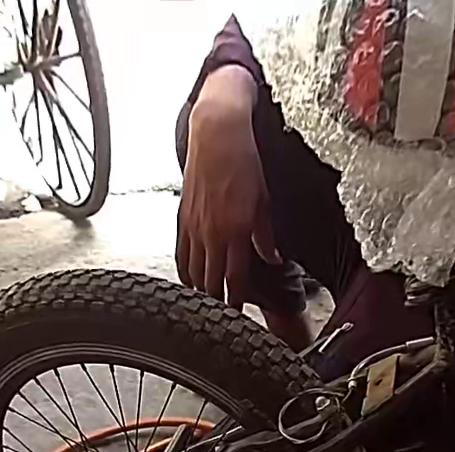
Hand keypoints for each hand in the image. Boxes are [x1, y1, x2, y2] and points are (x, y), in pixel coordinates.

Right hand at [177, 65, 279, 305]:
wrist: (217, 133)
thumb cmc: (243, 162)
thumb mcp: (264, 201)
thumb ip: (266, 236)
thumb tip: (273, 259)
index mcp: (236, 231)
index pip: (235, 280)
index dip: (236, 302)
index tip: (238, 315)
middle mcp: (213, 234)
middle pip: (211, 282)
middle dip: (217, 303)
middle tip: (221, 316)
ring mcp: (195, 229)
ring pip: (194, 273)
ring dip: (200, 292)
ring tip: (206, 306)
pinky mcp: (183, 220)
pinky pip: (181, 256)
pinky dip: (185, 273)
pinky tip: (189, 283)